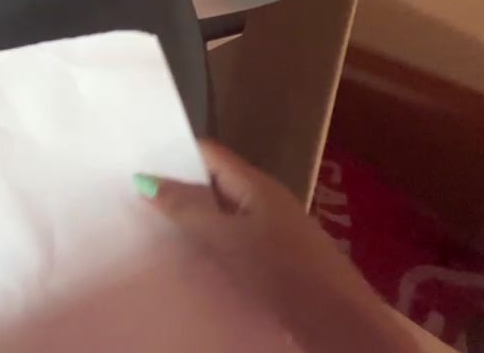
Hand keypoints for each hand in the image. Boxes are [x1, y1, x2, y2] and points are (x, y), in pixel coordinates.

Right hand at [141, 142, 423, 352]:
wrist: (347, 332)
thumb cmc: (283, 272)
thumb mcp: (225, 239)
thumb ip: (184, 208)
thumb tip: (143, 179)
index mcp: (256, 184)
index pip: (206, 152)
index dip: (172, 151)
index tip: (137, 158)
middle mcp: (266, 200)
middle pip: (212, 182)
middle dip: (178, 187)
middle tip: (137, 191)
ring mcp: (276, 230)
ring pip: (223, 212)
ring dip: (193, 216)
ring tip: (155, 221)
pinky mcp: (280, 258)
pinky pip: (235, 237)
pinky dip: (211, 239)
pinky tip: (191, 253)